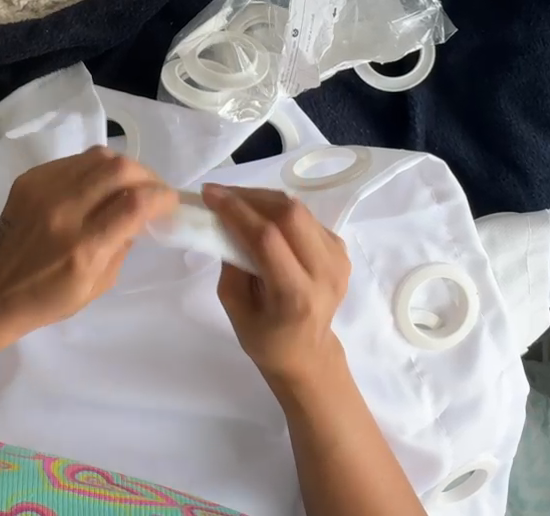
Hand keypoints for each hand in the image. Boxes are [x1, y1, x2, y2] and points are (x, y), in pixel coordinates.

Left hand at [0, 147, 177, 341]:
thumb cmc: (49, 298)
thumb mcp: (98, 285)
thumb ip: (123, 245)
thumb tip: (141, 214)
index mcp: (83, 248)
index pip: (134, 204)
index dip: (161, 196)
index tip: (170, 201)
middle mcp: (63, 212)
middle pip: (118, 169)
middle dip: (146, 175)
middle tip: (153, 188)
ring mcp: (43, 190)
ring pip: (97, 156)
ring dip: (122, 166)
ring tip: (129, 182)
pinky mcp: (30, 179)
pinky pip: (73, 161)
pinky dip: (94, 169)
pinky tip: (97, 184)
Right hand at [202, 184, 350, 388]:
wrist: (308, 355)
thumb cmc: (265, 338)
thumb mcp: (234, 306)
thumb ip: (230, 263)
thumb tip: (225, 221)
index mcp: (296, 296)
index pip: (266, 238)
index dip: (235, 210)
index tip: (208, 194)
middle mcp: (324, 274)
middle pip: (290, 214)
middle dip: (250, 197)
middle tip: (222, 194)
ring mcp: (338, 260)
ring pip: (298, 209)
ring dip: (263, 199)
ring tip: (237, 202)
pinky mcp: (341, 250)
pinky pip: (305, 216)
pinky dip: (278, 210)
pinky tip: (261, 217)